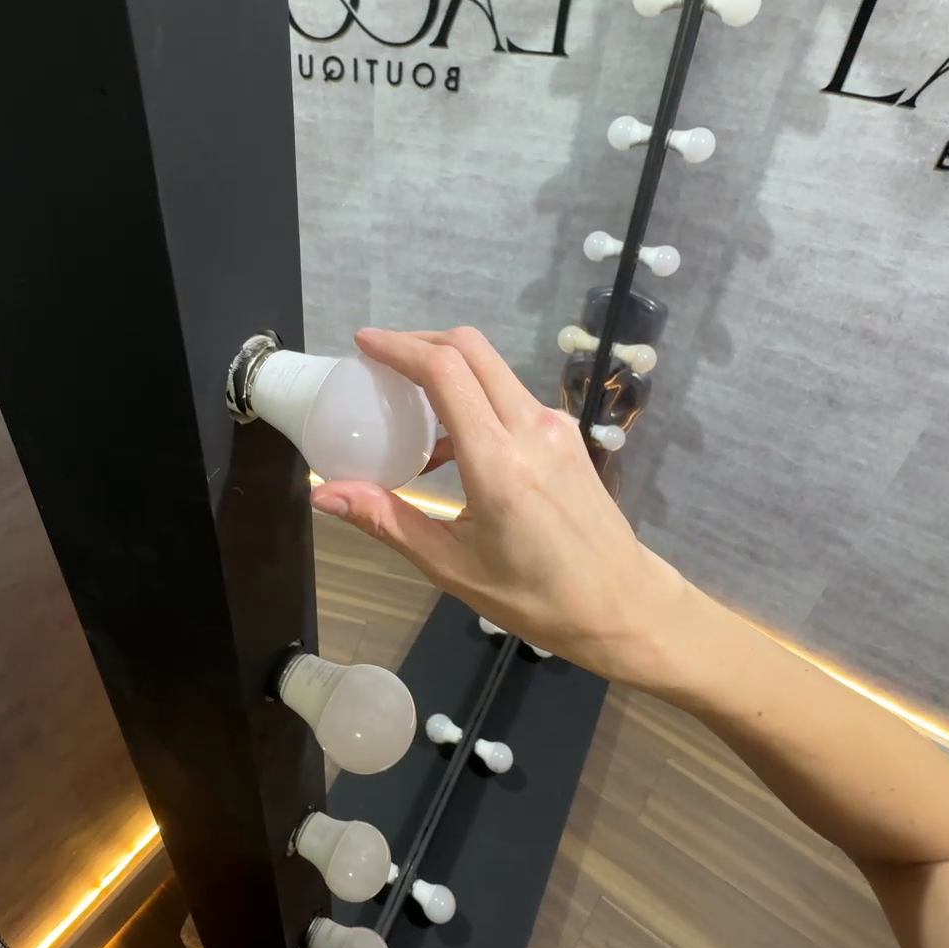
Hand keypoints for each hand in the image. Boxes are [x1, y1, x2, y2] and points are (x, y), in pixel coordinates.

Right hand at [309, 328, 687, 684]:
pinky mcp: (564, 433)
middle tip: (378, 360)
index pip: (446, 372)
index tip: (363, 344)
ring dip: (446, 369)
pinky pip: (508, 394)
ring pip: (492, 368)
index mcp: (499, 462)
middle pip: (471, 350)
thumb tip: (324, 494)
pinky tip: (447, 444)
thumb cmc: (536, 598)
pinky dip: (471, 397)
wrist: (624, 604)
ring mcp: (554, 426)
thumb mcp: (452, 566)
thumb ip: (387, 520)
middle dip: (420, 342)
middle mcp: (531, 428)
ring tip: (405, 405)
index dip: (399, 348)